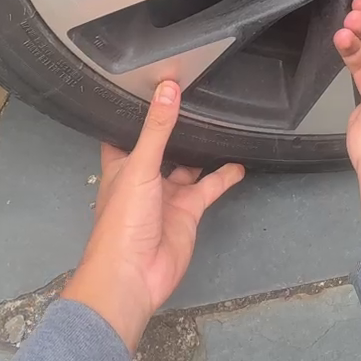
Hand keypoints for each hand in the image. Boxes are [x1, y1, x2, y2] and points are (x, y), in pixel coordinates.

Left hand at [60, 81, 244, 351]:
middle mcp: (144, 176)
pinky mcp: (188, 210)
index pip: (125, 132)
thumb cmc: (124, 219)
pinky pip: (209, 187)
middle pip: (161, 146)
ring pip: (187, 165)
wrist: (133, 277)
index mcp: (121, 166)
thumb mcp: (140, 166)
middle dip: (175, 127)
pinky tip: (238, 162)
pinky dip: (224, 176)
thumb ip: (158, 128)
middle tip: (195, 94)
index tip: (150, 83)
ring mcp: (167, 194)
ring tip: (220, 120)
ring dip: (201, 149)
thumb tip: (168, 86)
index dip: (135, 111)